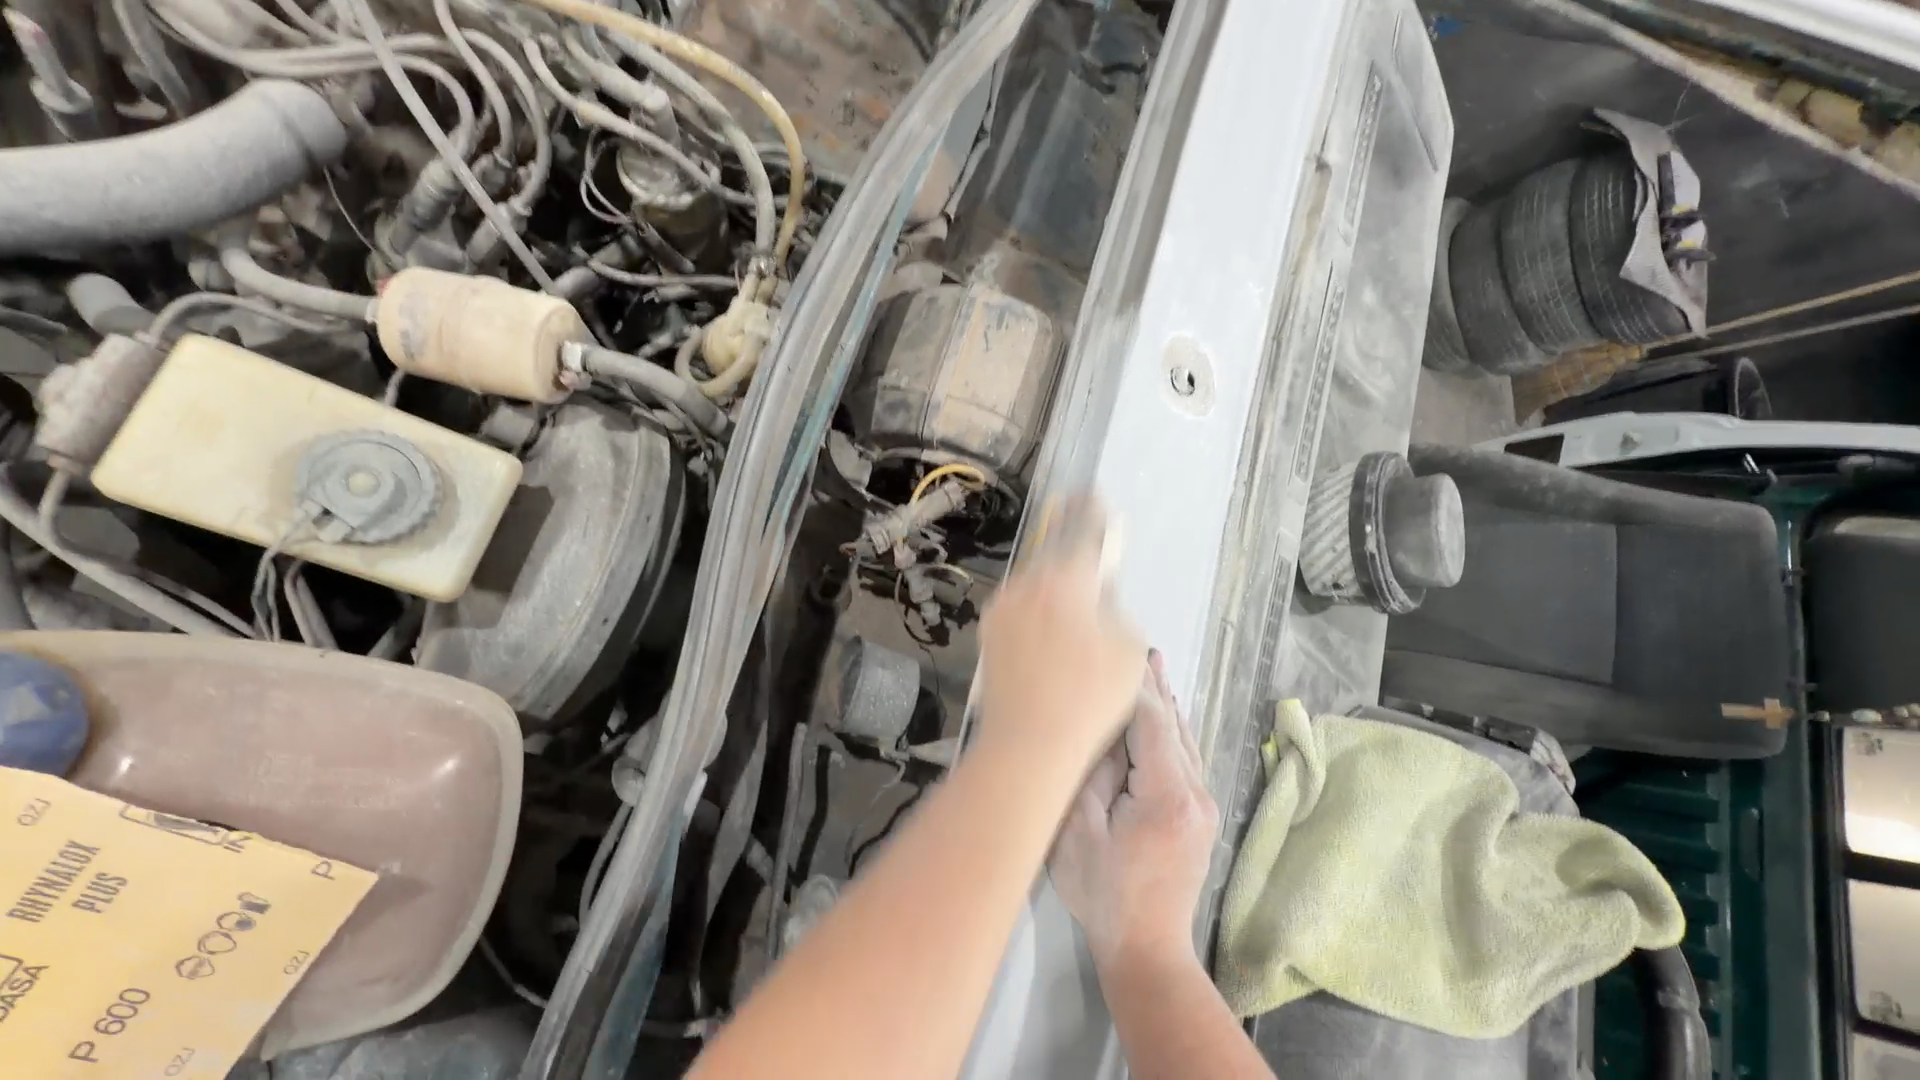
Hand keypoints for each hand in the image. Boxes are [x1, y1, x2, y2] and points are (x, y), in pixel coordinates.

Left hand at [975, 497, 1144, 770]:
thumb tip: (1101, 585)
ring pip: (1034, 583)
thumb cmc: (1089, 697)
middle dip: (1072, 553)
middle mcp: (1027, 583)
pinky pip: (1019, 607)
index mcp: (1064, 579)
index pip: (1081, 529)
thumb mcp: (1128, 647)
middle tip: (1090, 563)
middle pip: (1053, 554)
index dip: (1092, 511)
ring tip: (1073, 612)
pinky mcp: (988, 633)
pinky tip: (1048, 634)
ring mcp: (1002, 608)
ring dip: (1053, 585)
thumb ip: (1115, 604)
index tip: (1094, 496)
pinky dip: (1035, 609)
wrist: (1028, 743)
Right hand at [1049, 652, 1219, 965]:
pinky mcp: (1199, 818)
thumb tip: (1098, 734)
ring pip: (1184, 744)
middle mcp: (1196, 794)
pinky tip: (1163, 720)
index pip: (1152, 725)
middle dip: (1156, 690)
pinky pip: (1185, 763)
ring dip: (1166, 709)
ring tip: (1155, 670)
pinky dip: (1170, 735)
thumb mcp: (1078, 835)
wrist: (1148, 951)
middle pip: (1174, 729)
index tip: (1117, 658)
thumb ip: (1089, 778)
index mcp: (1167, 795)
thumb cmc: (1104, 895)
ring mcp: (1203, 807)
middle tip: (1144, 651)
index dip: (1135, 690)